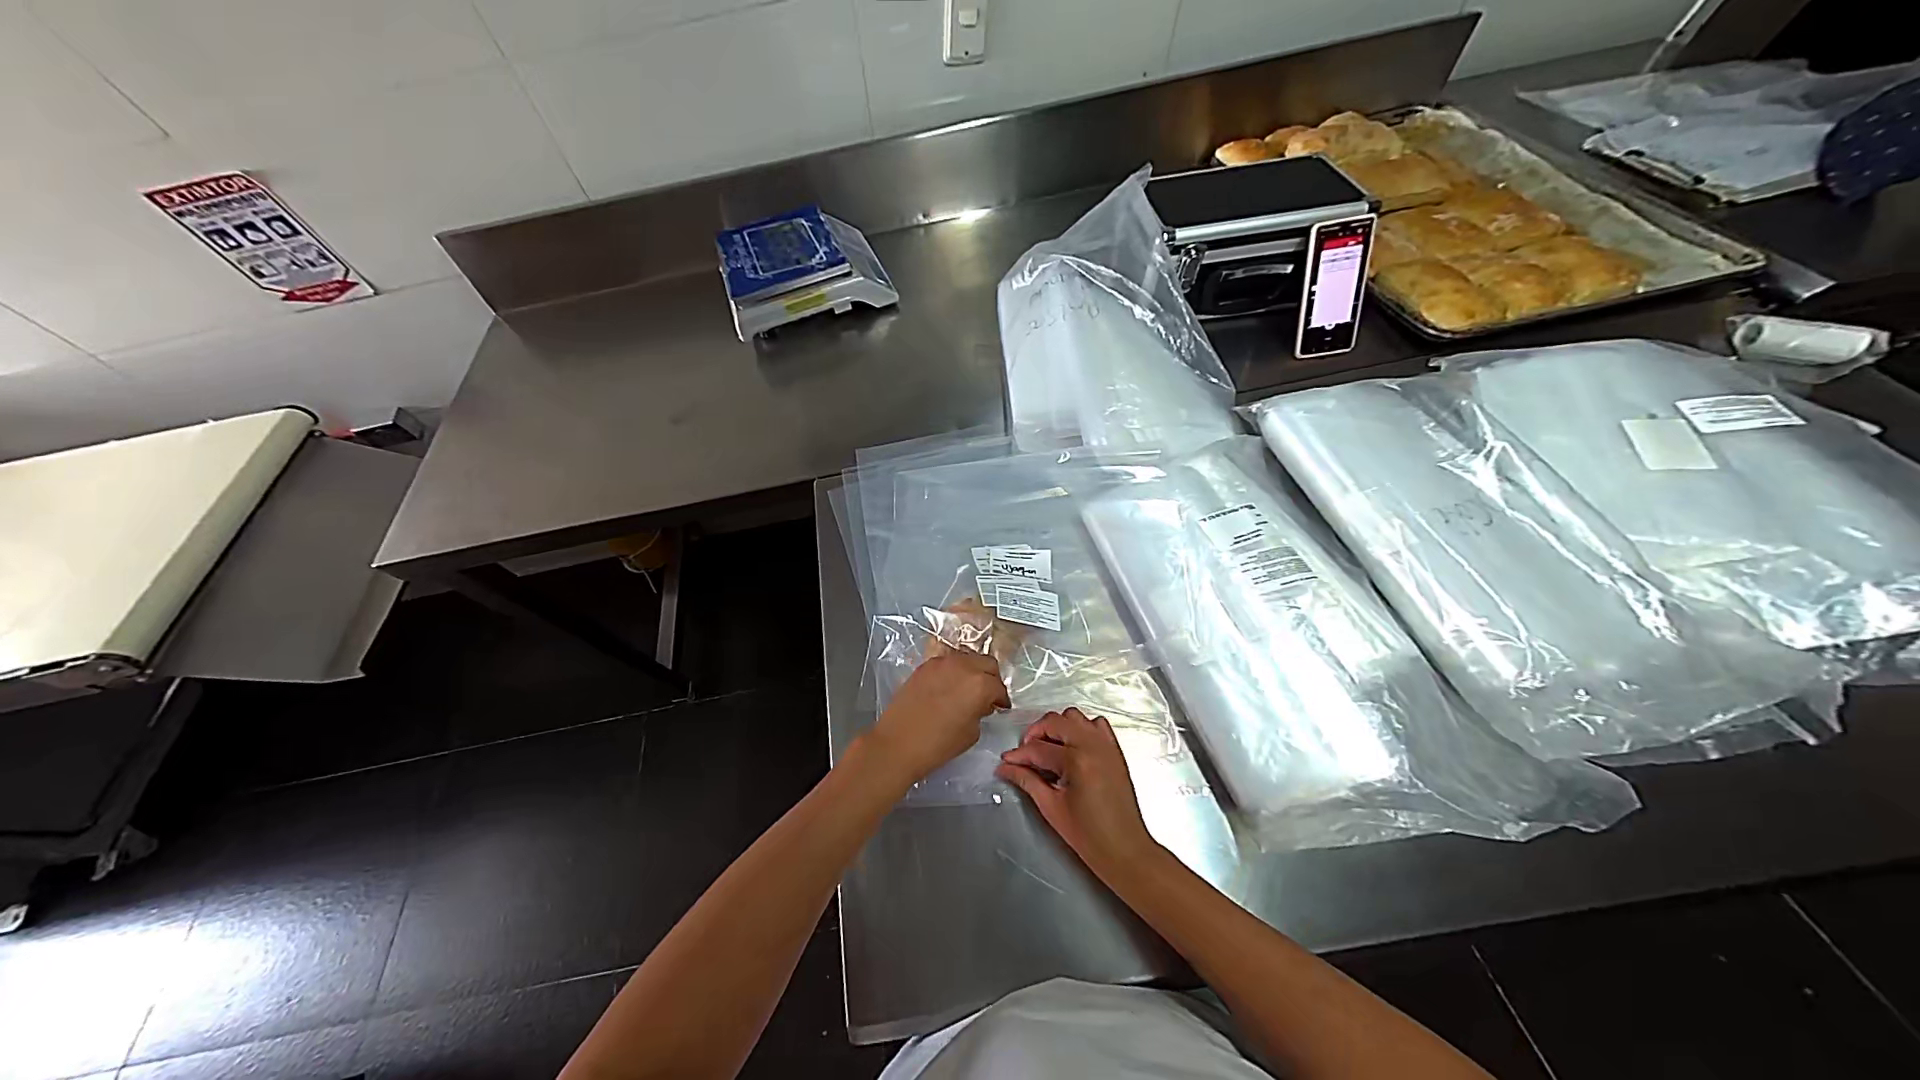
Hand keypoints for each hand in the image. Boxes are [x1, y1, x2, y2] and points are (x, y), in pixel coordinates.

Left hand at [862, 651, 1009, 787]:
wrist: (898, 742)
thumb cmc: (938, 744)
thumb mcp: (971, 732)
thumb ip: (981, 711)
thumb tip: (981, 704)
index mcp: (980, 684)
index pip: (999, 687)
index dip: (1001, 699)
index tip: (999, 707)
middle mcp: (963, 666)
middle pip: (987, 663)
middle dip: (991, 678)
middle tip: (988, 695)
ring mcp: (942, 663)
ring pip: (967, 658)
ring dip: (972, 671)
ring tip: (968, 689)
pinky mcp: (924, 666)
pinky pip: (947, 662)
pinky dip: (954, 671)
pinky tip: (949, 687)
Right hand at [996, 708, 1158, 879]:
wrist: (1124, 849)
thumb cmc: (1088, 835)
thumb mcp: (1051, 807)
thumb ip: (1027, 781)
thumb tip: (1006, 767)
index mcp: (1076, 761)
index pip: (1037, 748)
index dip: (1018, 756)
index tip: (1006, 762)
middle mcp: (1092, 745)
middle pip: (1054, 722)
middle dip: (1034, 734)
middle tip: (1024, 754)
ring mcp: (1105, 745)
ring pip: (1074, 717)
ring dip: (1057, 728)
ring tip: (1047, 749)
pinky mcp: (1114, 750)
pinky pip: (1095, 725)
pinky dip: (1080, 728)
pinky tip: (1071, 748)